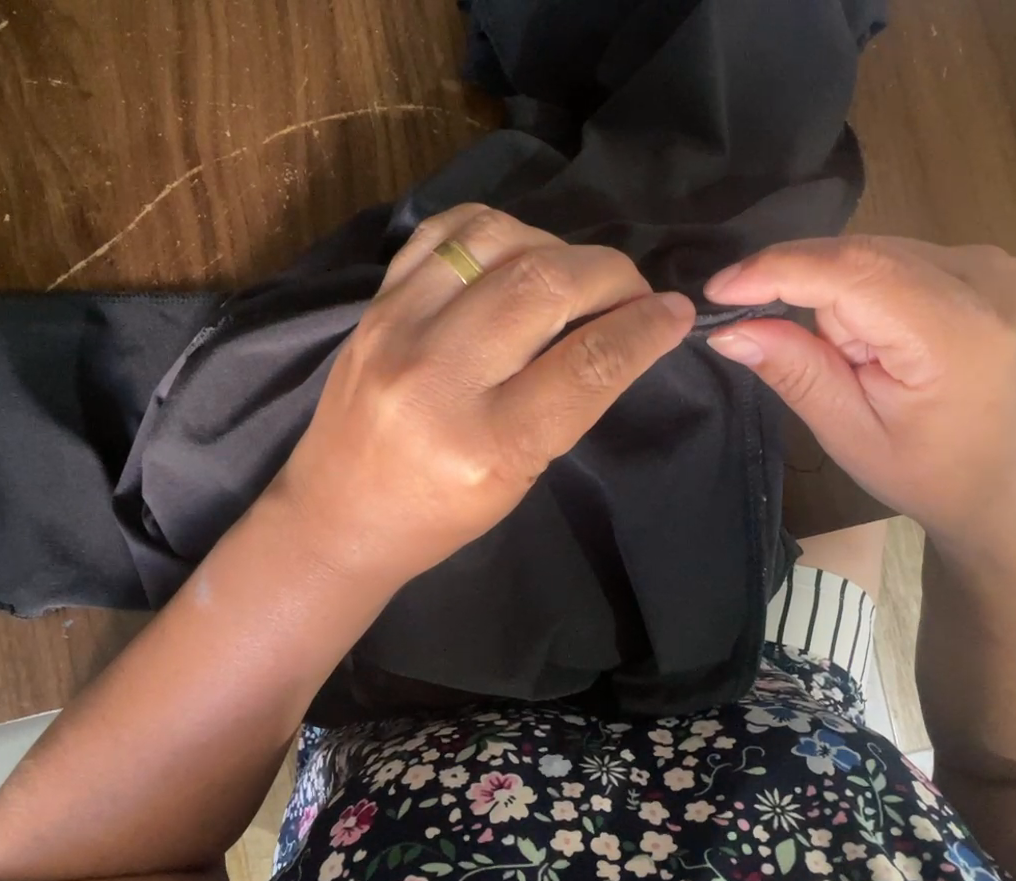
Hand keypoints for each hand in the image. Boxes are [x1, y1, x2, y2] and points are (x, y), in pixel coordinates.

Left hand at [273, 204, 694, 583]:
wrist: (339, 515)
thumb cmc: (439, 516)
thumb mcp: (520, 478)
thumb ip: (569, 402)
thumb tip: (624, 328)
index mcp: (486, 445)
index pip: (588, 363)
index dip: (646, 328)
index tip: (676, 313)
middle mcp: (438, 377)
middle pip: (547, 284)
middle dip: (611, 275)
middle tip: (632, 292)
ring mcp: (397, 328)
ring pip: (499, 240)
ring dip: (558, 246)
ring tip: (574, 276)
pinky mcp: (374, 304)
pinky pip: (445, 231)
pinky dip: (498, 230)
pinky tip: (518, 253)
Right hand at [702, 236, 1015, 554]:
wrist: (1003, 483)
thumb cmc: (925, 474)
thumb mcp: (848, 434)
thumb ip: (795, 372)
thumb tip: (729, 330)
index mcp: (957, 335)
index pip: (853, 272)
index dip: (779, 270)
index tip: (719, 289)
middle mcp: (988, 281)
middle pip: (863, 255)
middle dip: (812, 295)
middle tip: (809, 355)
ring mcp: (998, 266)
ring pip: (877, 253)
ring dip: (844, 297)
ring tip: (862, 359)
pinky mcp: (995, 263)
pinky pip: (901, 258)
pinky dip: (870, 291)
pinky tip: (885, 337)